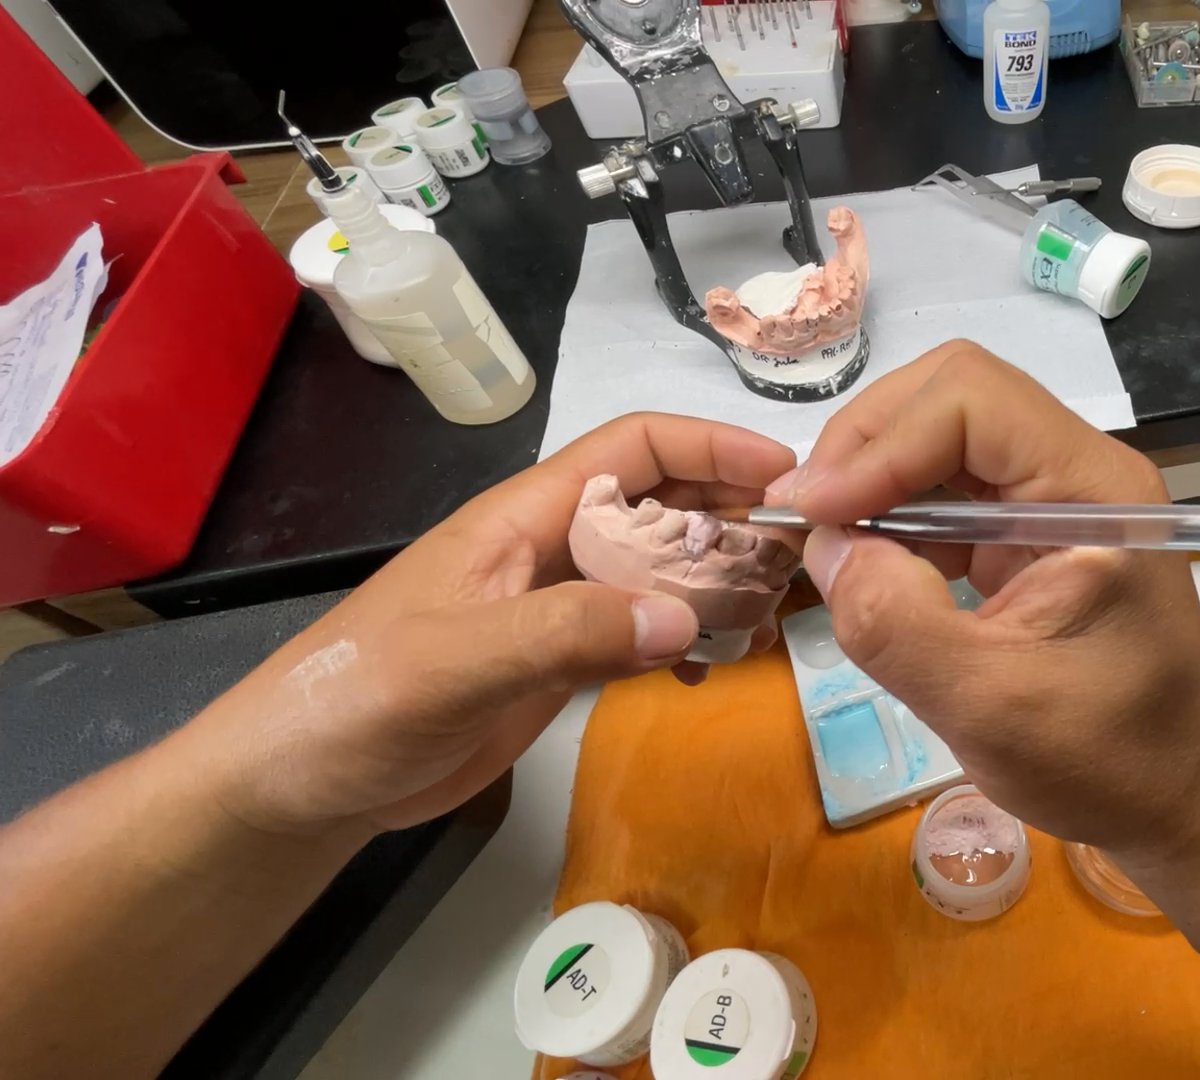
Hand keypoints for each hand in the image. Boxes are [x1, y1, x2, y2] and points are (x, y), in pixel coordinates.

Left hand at [180, 414, 794, 835]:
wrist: (301, 789)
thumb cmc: (353, 704)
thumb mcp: (454, 661)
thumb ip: (566, 632)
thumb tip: (684, 619)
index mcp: (532, 516)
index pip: (635, 448)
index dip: (712, 444)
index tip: (783, 470)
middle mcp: (562, 547)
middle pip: (668, 503)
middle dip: (736, 512)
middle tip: (799, 548)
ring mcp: (572, 603)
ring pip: (671, 566)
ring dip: (727, 578)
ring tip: (773, 608)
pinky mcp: (575, 655)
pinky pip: (655, 628)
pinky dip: (697, 637)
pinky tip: (721, 663)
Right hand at [768, 341, 1199, 857]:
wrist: (1165, 795)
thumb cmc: (1102, 761)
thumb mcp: (986, 706)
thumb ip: (893, 621)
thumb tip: (825, 543)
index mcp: (1093, 493)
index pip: (974, 400)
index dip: (882, 440)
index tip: (818, 511)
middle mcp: (1079, 473)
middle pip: (956, 397)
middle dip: (868, 443)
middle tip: (808, 511)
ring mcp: (1057, 499)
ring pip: (945, 436)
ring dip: (875, 475)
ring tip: (826, 533)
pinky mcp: (1031, 532)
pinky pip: (950, 491)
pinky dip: (895, 513)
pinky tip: (870, 560)